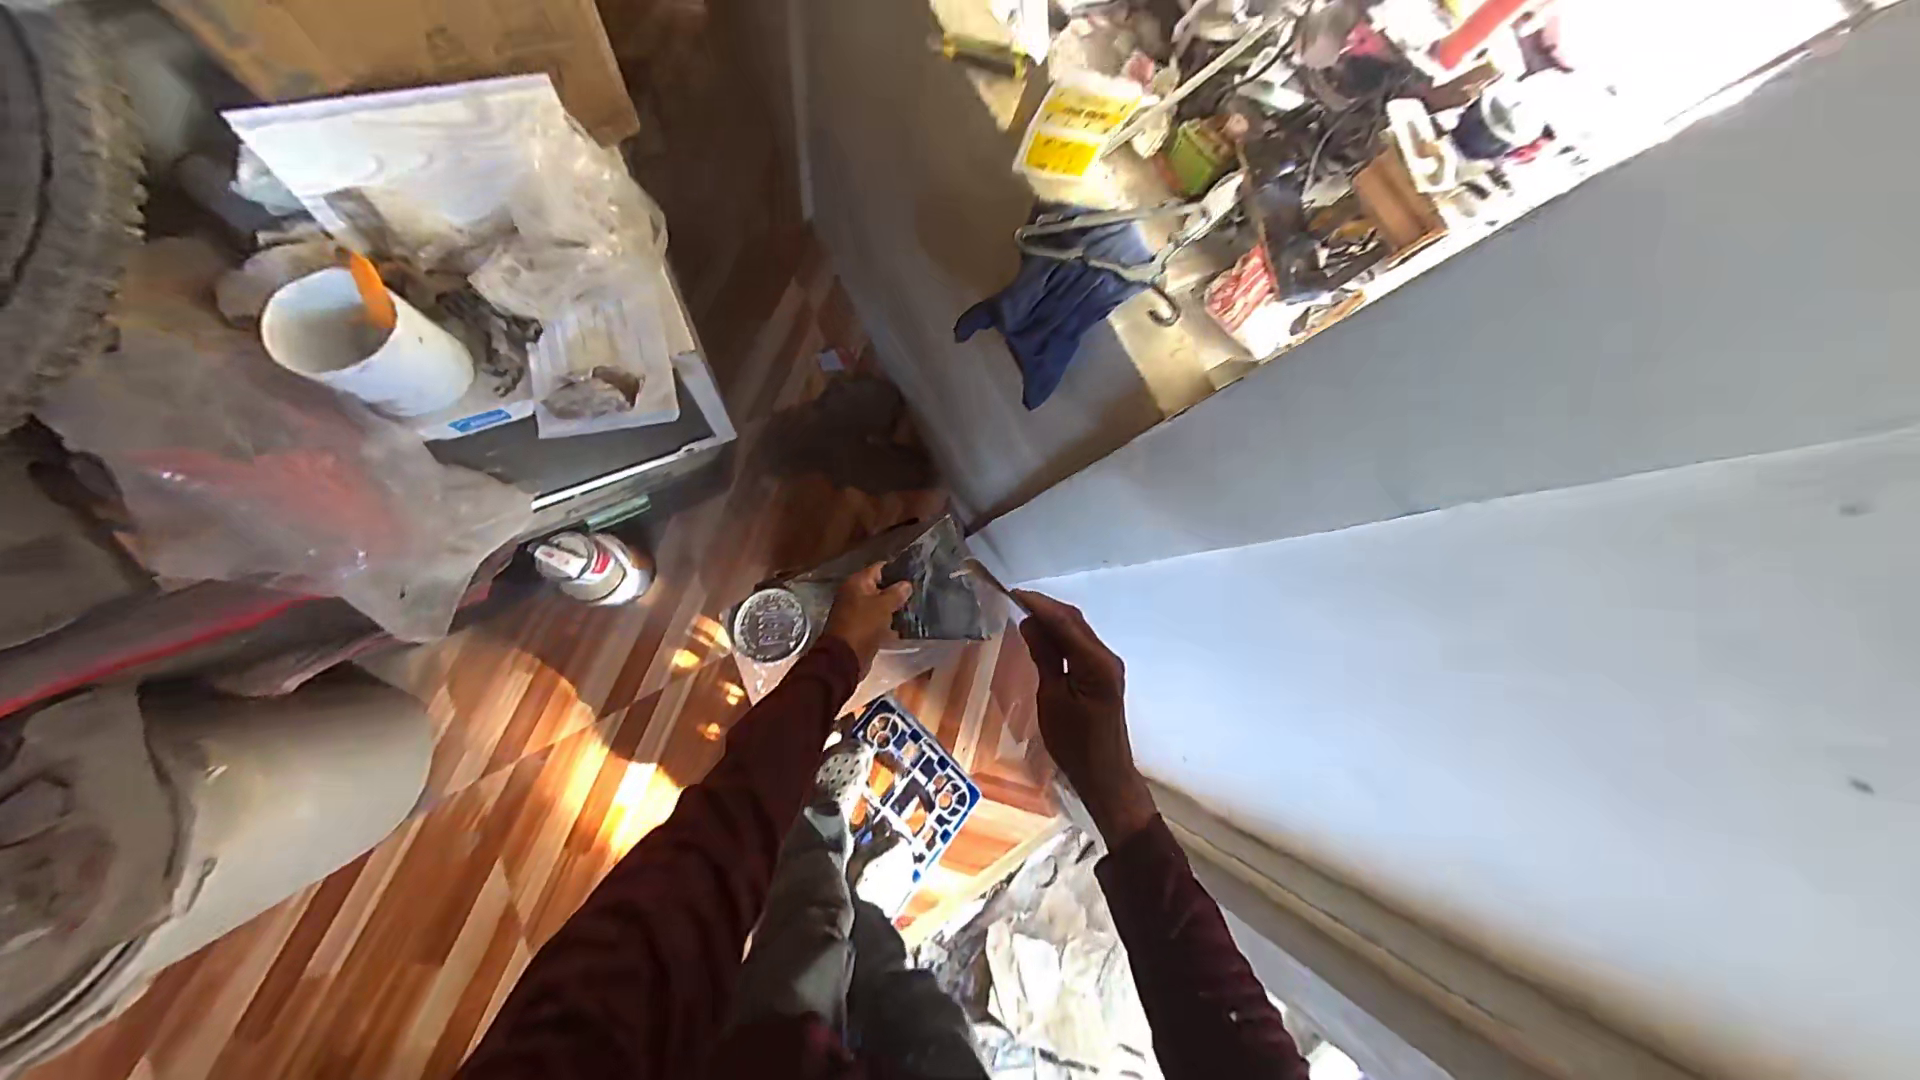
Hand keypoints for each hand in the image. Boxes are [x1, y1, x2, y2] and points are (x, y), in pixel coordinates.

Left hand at [823, 563, 911, 675]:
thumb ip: (896, 592)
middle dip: (897, 591)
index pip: (880, 568)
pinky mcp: (860, 628)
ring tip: (914, 609)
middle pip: (880, 587)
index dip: (897, 570)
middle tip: (917, 594)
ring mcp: (855, 612)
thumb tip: (906, 584)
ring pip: (879, 605)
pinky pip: (877, 621)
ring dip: (894, 608)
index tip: (914, 575)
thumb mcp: (883, 606)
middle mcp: (854, 594)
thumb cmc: (863, 625)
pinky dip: (888, 623)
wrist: (845, 658)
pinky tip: (904, 626)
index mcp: (857, 583)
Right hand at [1012, 590, 1156, 844]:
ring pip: (1077, 630)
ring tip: (1022, 614)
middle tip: (1014, 600)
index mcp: (1096, 663)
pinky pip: (1079, 645)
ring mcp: (1106, 665)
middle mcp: (1106, 657)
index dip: (1039, 605)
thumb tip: (1030, 623)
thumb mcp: (1052, 699)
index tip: (1013, 593)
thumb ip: (1045, 657)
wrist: (1104, 775)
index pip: (1065, 622)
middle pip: (1074, 621)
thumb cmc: (1075, 743)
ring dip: (1052, 620)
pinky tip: (1041, 637)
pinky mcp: (1102, 675)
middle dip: (1045, 607)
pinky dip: (1060, 636)